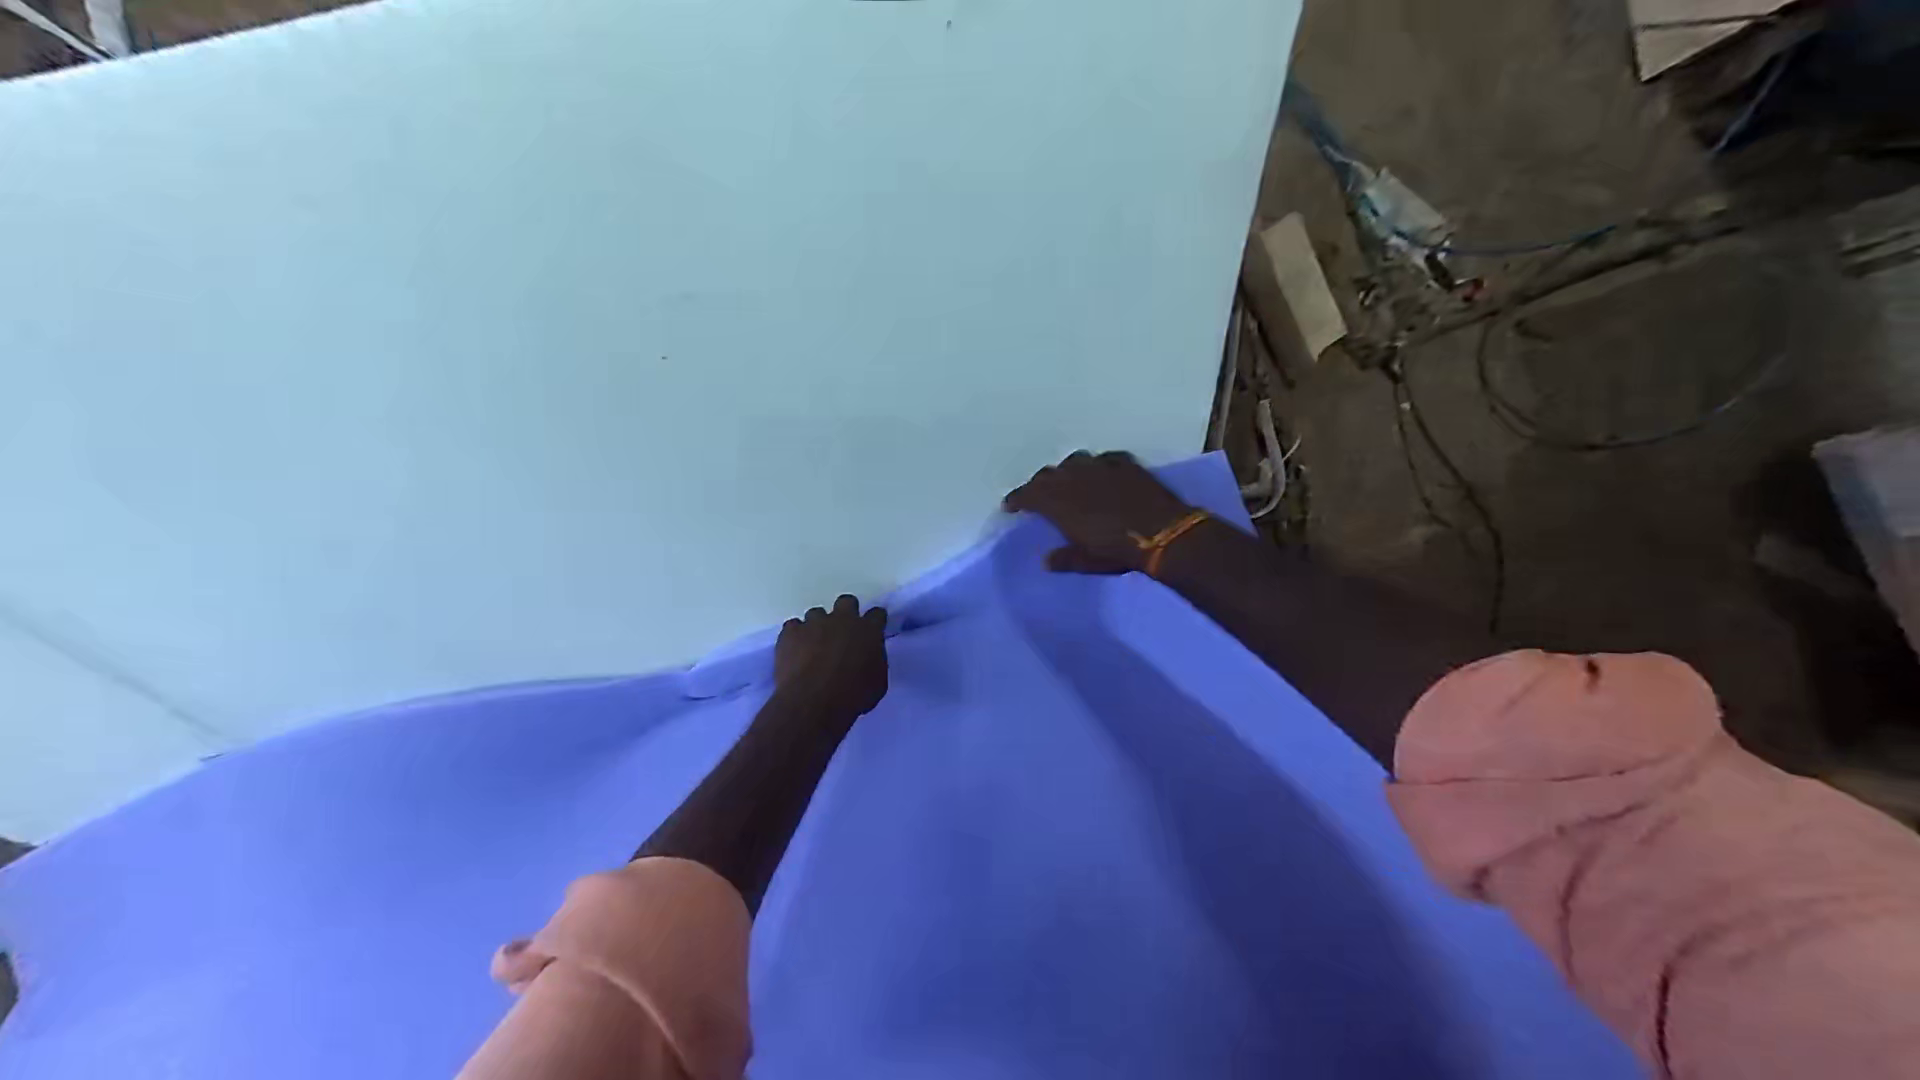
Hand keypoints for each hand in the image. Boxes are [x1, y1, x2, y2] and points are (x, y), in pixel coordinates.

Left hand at [773, 594, 888, 720]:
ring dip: (817, 626)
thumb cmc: (853, 695)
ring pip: (816, 613)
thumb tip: (868, 658)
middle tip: (843, 632)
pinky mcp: (791, 632)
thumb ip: (875, 662)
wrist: (814, 701)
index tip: (872, 629)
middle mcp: (842, 620)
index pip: (876, 615)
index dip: (874, 622)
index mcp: (868, 630)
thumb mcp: (877, 683)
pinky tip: (794, 650)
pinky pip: (793, 626)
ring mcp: (814, 623)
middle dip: (846, 613)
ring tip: (814, 645)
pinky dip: (794, 636)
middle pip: (846, 602)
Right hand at [1003, 451, 1196, 572]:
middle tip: (1037, 496)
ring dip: (1067, 471)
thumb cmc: (1119, 551)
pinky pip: (1105, 459)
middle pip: (1048, 474)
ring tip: (1069, 481)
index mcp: (1059, 501)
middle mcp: (1075, 478)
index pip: (1028, 494)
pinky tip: (1102, 474)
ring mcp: (1101, 467)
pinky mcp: (1125, 464)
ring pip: (1074, 461)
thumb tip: (1046, 561)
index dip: (1016, 499)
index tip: (1009, 506)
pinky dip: (1098, 467)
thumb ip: (1065, 558)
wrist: (1164, 533)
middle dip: (1039, 484)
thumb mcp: (1087, 561)